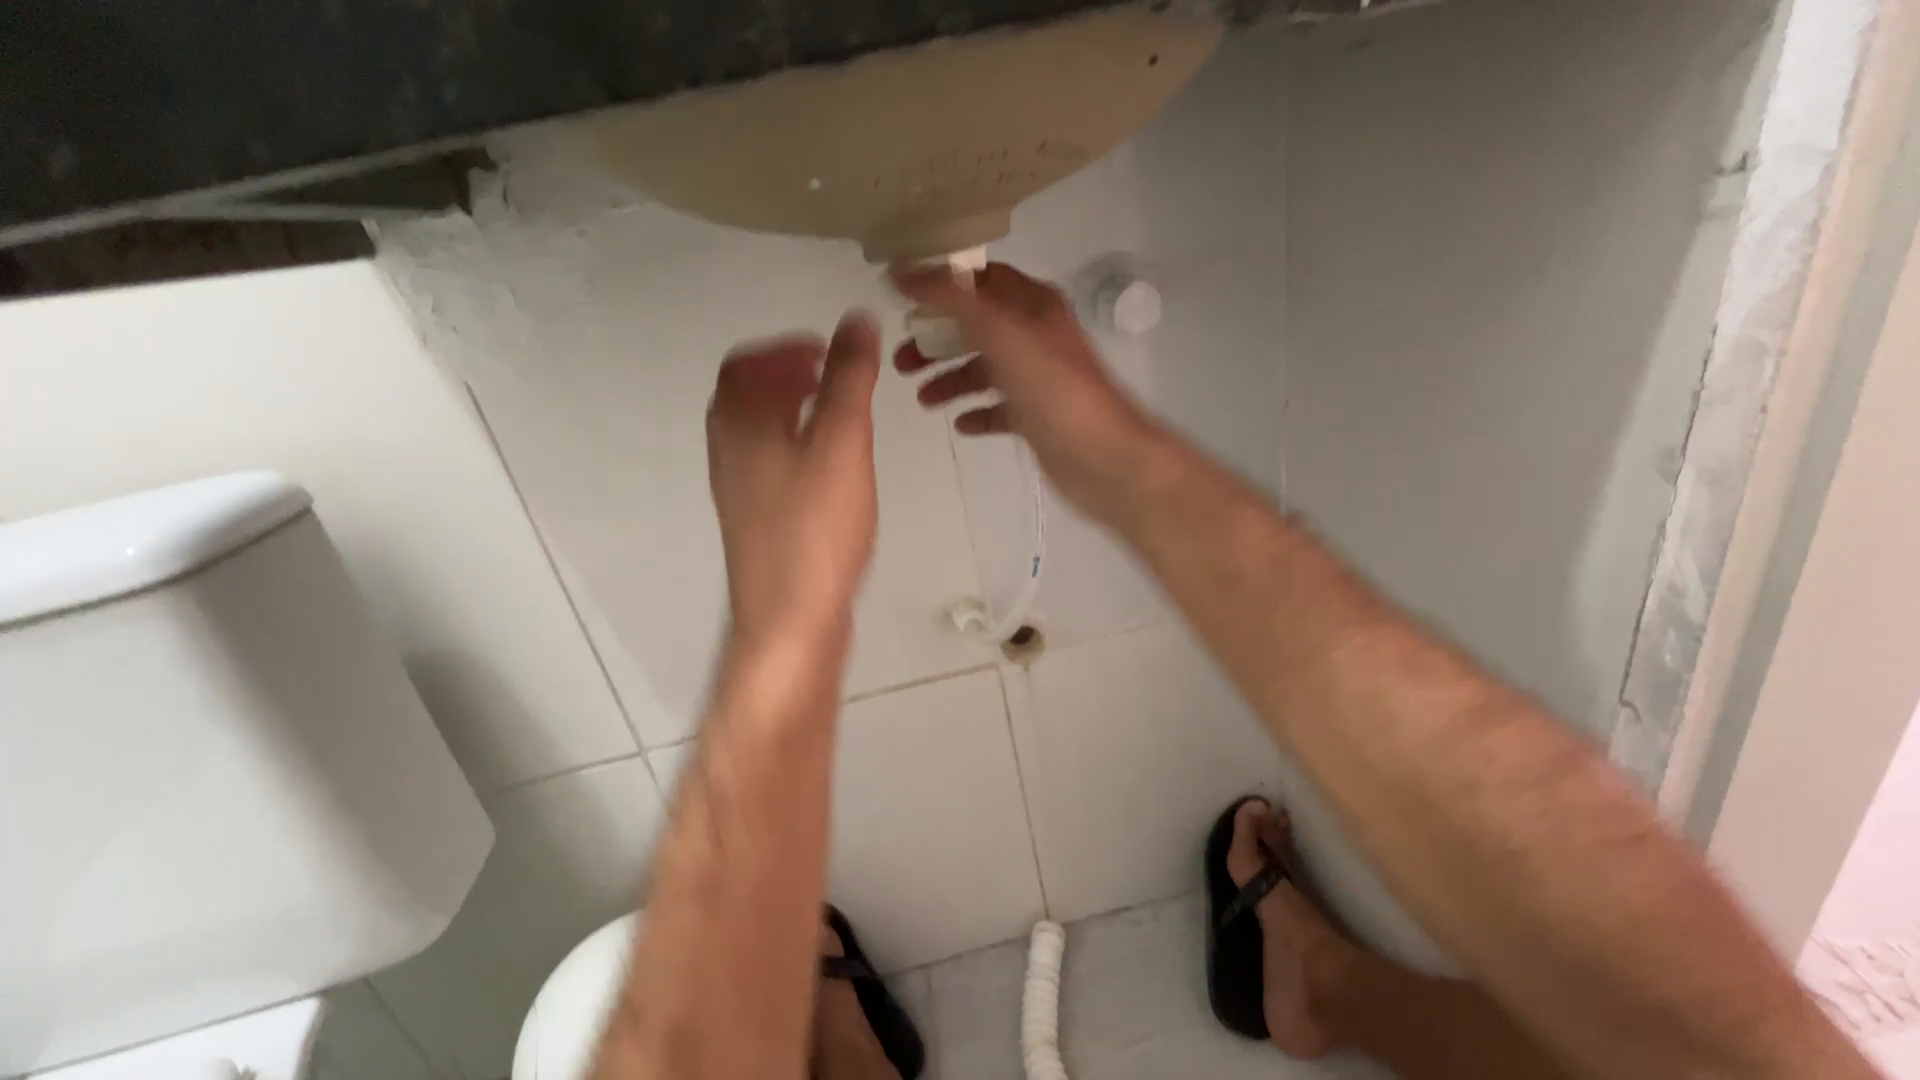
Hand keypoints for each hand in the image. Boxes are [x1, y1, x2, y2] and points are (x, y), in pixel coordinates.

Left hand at [707, 312, 880, 653]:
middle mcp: (727, 452)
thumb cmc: (815, 528)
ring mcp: (739, 491)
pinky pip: (770, 464)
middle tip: (835, 376)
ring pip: (758, 432)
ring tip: (840, 415)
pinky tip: (833, 468)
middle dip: (789, 376)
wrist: (790, 620)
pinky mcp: (757, 521)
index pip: (743, 364)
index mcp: (738, 424)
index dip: (783, 347)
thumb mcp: (842, 442)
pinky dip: (796, 445)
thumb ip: (850, 378)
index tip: (826, 350)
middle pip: (746, 395)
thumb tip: (857, 318)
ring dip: (793, 411)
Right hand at [889, 262, 1164, 518]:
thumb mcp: (997, 330)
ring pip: (984, 370)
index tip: (902, 299)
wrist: (1100, 455)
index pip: (981, 279)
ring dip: (950, 380)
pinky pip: (998, 410)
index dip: (942, 284)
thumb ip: (948, 298)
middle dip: (937, 341)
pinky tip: (960, 424)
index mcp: (1032, 305)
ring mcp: (1037, 378)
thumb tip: (899, 269)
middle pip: (976, 327)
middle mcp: (1035, 335)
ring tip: (922, 401)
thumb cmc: (1050, 386)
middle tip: (901, 360)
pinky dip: (976, 413)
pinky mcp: (1037, 417)